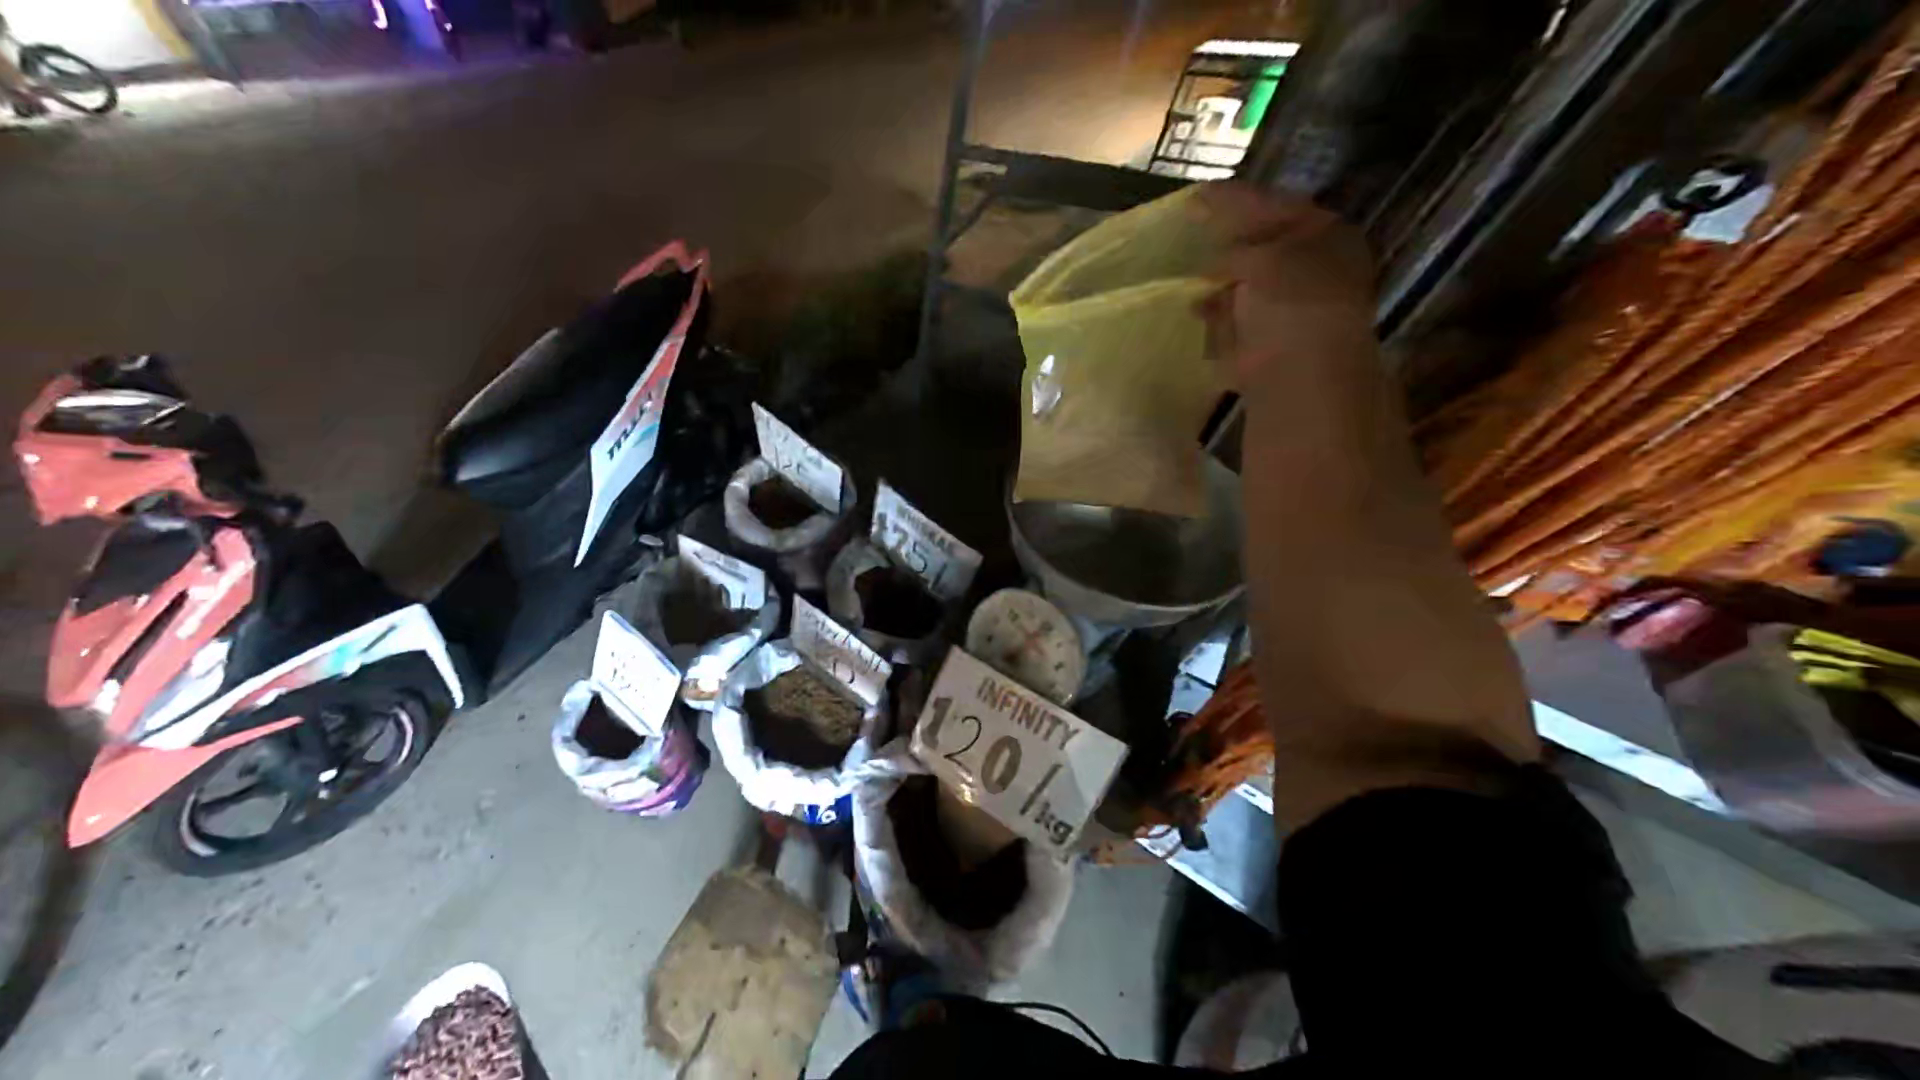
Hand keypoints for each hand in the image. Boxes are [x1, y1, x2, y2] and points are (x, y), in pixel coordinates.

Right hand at [1197, 184, 1377, 390]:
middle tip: (1188, 230)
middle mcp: (1313, 271)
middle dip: (1226, 242)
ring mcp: (1289, 312)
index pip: (1275, 207)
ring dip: (1218, 280)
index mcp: (1325, 237)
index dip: (1235, 200)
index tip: (1195, 196)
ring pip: (1247, 286)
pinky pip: (1235, 322)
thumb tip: (1211, 263)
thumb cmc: (1292, 302)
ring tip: (1185, 272)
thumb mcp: (1264, 257)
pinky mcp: (1266, 346)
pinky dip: (1215, 315)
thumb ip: (1235, 249)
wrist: (1300, 375)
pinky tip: (1194, 308)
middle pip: (1261, 247)